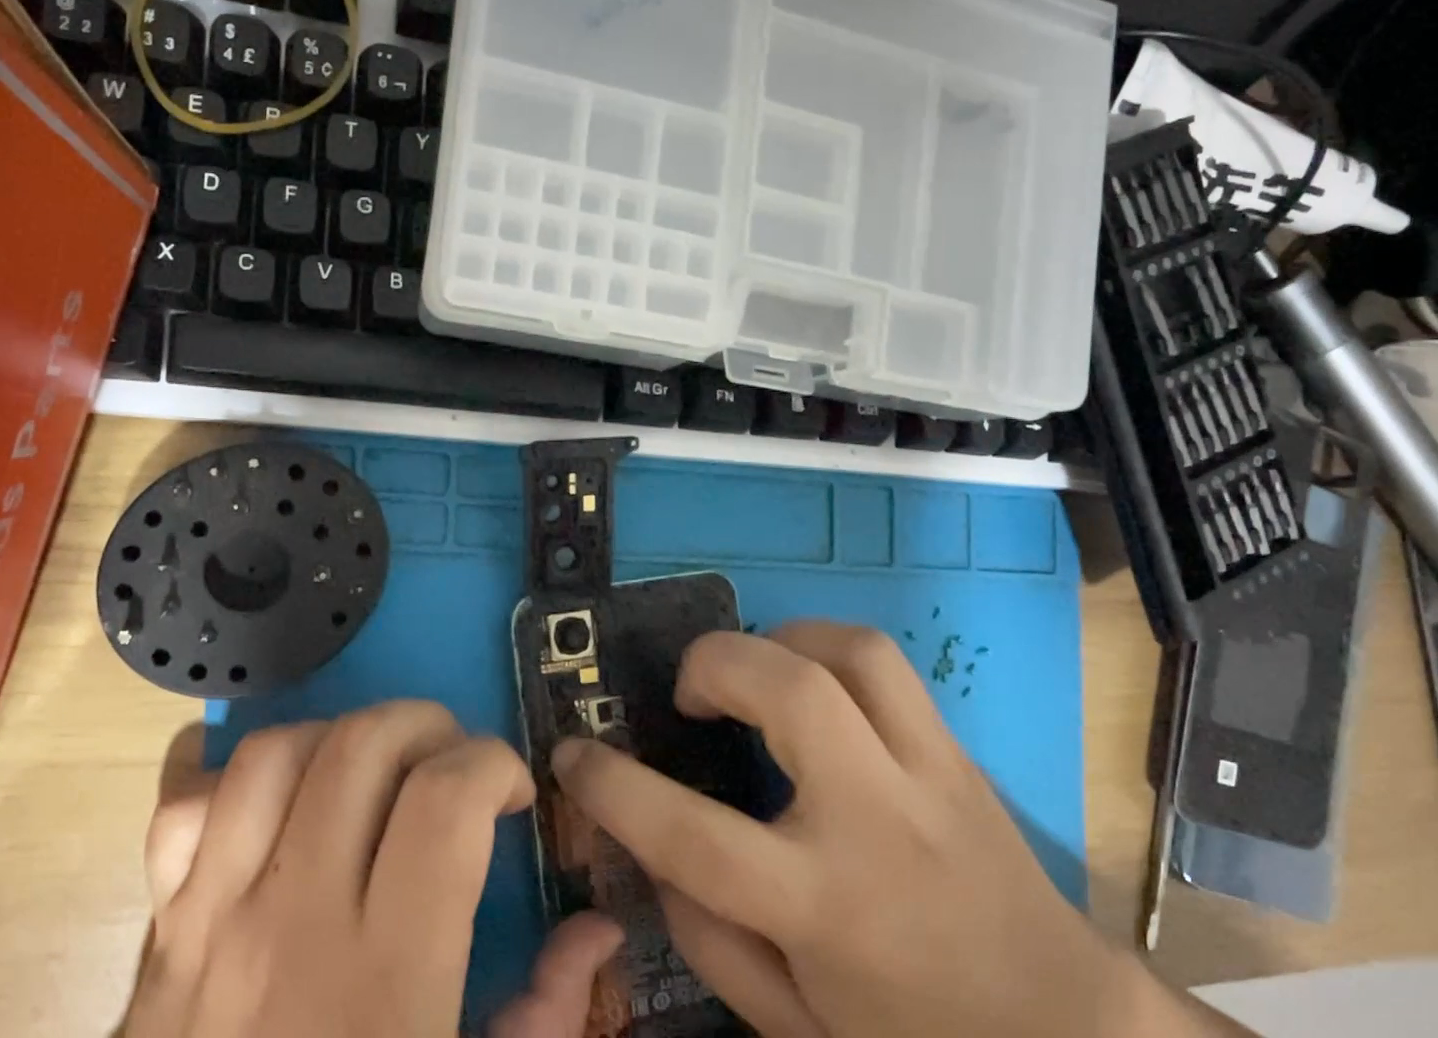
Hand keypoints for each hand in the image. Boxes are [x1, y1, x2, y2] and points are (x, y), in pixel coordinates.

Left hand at [124, 700, 623, 1037]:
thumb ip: (545, 1015)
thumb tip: (596, 926)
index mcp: (387, 974)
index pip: (443, 801)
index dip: (492, 765)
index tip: (510, 794)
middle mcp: (295, 920)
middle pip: (359, 749)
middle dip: (426, 726)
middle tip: (453, 763)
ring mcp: (212, 914)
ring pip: (272, 755)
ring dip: (339, 736)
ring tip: (376, 771)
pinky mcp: (162, 924)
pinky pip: (186, 806)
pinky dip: (237, 780)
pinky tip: (281, 804)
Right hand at [550, 623, 1252, 1037]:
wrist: (1066, 1031)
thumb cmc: (912, 1033)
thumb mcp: (790, 1019)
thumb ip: (708, 938)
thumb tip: (653, 853)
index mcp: (822, 905)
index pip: (691, 835)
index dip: (612, 785)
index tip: (571, 754)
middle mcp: (877, 822)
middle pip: (790, 692)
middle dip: (712, 665)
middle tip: (685, 694)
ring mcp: (930, 776)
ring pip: (854, 653)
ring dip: (779, 639)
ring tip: (748, 672)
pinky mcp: (960, 754)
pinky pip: (891, 668)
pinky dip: (829, 653)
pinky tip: (808, 687)